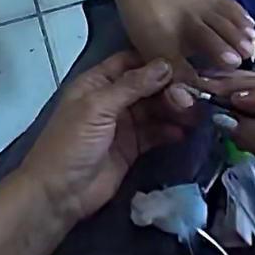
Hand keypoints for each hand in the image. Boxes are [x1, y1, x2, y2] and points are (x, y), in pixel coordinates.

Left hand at [16, 52, 193, 222]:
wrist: (59, 193)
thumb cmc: (72, 142)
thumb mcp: (98, 108)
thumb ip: (131, 86)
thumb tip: (164, 65)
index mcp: (97, 82)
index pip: (130, 62)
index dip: (155, 61)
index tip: (184, 62)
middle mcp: (111, 98)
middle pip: (146, 86)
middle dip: (169, 88)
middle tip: (192, 95)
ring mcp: (122, 123)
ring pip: (154, 109)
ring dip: (173, 109)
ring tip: (194, 113)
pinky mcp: (132, 147)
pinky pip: (155, 133)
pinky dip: (169, 131)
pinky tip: (184, 131)